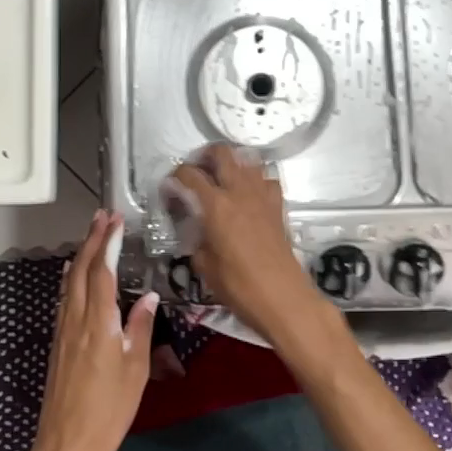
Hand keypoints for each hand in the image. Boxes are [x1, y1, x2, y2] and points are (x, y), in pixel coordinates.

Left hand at [28, 211, 157, 450]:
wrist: (67, 445)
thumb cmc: (109, 411)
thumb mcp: (136, 370)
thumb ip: (140, 329)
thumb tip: (149, 297)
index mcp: (98, 323)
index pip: (102, 272)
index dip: (108, 243)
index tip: (115, 219)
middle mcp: (76, 320)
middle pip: (79, 270)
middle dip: (91, 240)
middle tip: (103, 216)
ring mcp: (63, 332)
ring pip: (68, 283)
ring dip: (80, 256)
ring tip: (92, 236)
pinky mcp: (57, 344)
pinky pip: (64, 299)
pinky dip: (71, 278)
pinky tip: (73, 276)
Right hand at [166, 144, 342, 351]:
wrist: (282, 297)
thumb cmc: (238, 285)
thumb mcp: (203, 265)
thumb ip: (194, 239)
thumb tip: (194, 230)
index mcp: (215, 205)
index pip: (189, 174)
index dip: (175, 177)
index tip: (169, 189)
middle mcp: (239, 191)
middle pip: (222, 153)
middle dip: (205, 155)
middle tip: (196, 170)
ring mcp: (262, 195)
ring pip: (247, 160)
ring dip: (232, 163)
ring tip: (222, 179)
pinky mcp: (278, 206)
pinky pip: (267, 179)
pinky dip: (255, 179)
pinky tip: (249, 194)